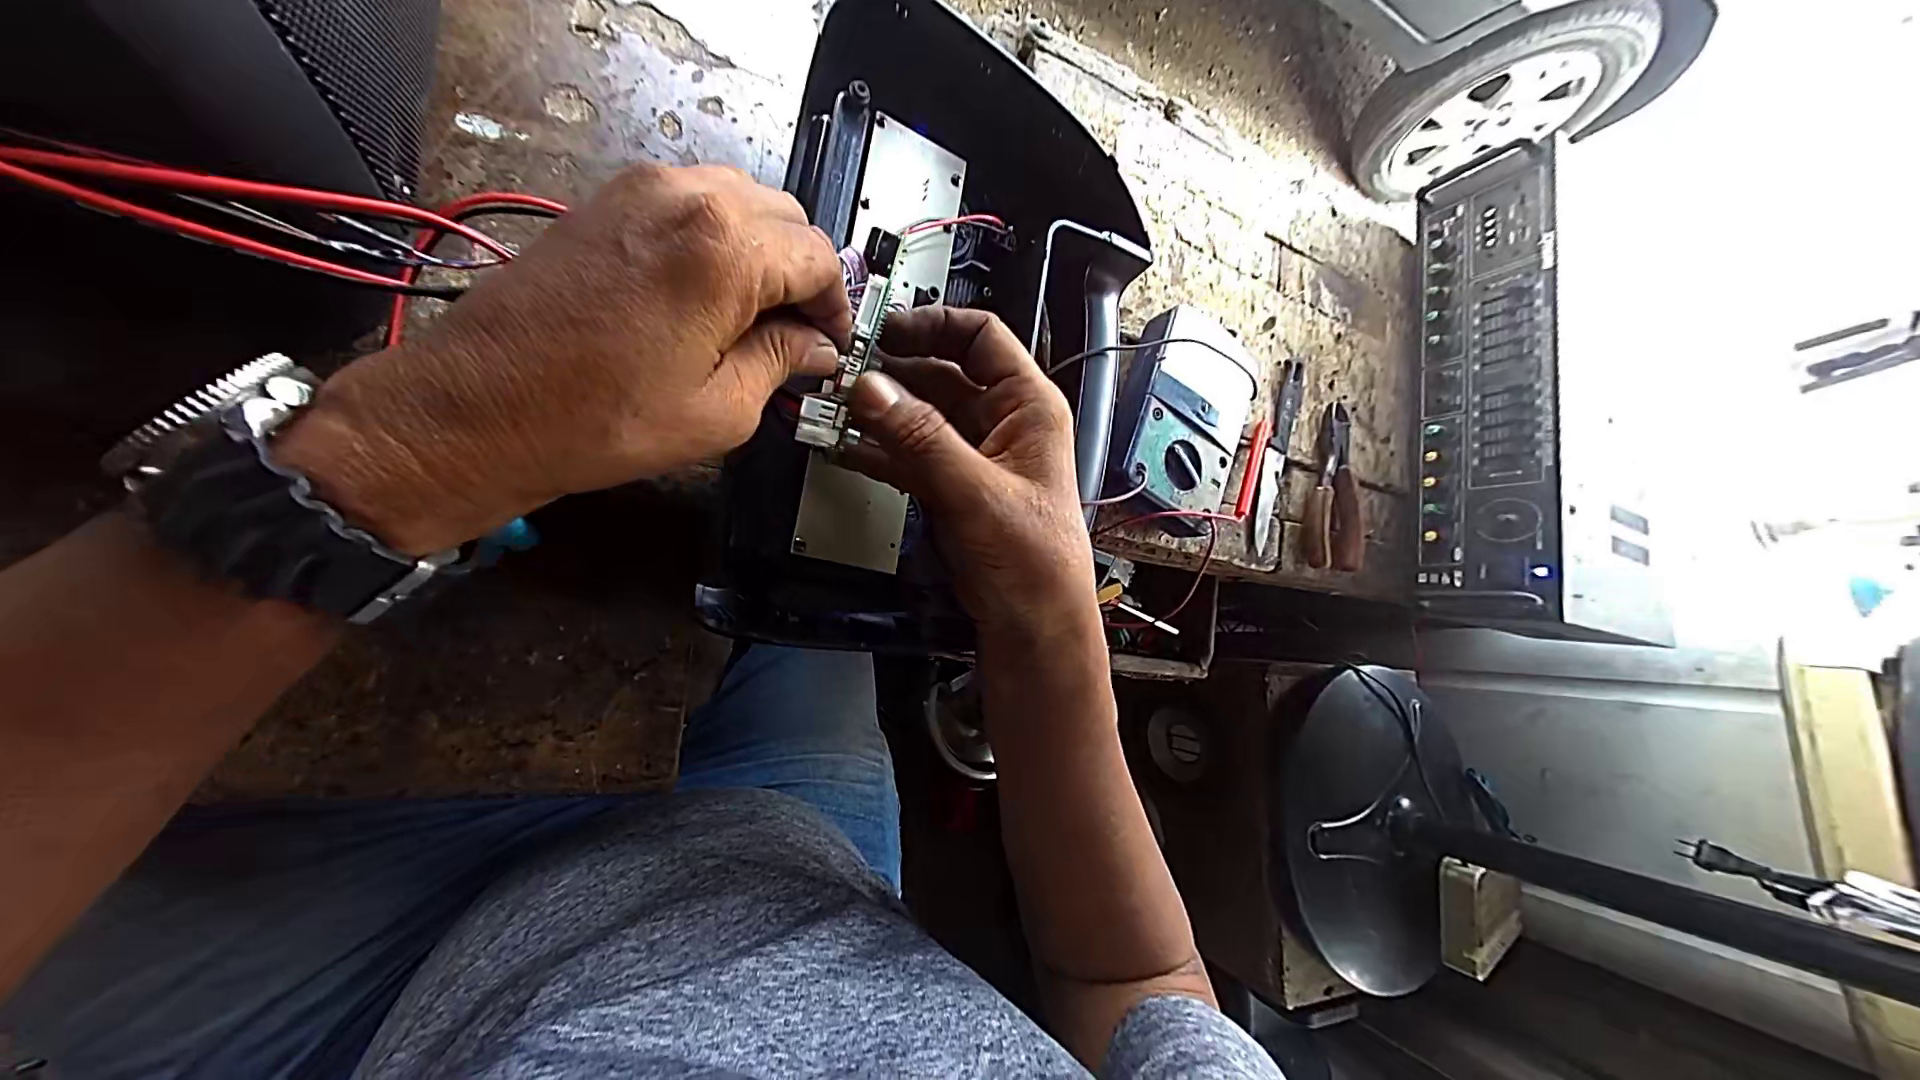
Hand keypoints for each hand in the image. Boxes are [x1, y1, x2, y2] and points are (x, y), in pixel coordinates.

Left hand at [276, 163, 849, 553]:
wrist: (481, 410)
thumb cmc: (599, 420)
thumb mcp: (722, 409)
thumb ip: (782, 362)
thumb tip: (817, 346)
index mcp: (723, 250)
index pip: (818, 257)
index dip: (836, 305)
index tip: (831, 343)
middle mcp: (684, 199)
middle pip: (785, 220)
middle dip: (804, 276)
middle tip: (800, 335)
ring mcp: (640, 191)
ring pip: (741, 205)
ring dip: (764, 257)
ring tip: (757, 319)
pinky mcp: (608, 203)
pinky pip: (693, 206)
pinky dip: (720, 244)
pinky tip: (711, 298)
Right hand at [842, 307, 1097, 633]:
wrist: (1032, 622)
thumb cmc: (1037, 562)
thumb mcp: (978, 492)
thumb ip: (922, 439)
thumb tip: (875, 389)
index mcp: (1028, 407)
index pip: (981, 337)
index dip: (932, 325)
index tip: (883, 328)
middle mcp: (1000, 423)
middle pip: (938, 373)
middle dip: (892, 371)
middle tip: (845, 371)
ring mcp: (971, 455)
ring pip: (917, 415)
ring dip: (878, 411)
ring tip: (836, 406)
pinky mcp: (949, 485)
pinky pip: (906, 453)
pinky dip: (877, 448)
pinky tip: (846, 445)